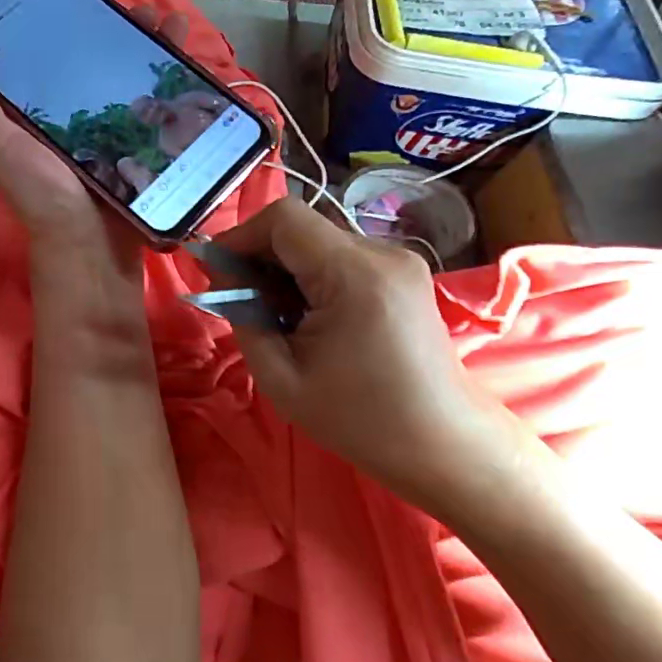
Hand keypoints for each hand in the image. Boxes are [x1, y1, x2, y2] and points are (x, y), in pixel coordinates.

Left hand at [0, 6, 190, 255]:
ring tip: (165, 19)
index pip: (43, 50)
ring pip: (130, 70)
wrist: (93, 246)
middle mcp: (74, 110)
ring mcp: (113, 124)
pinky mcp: (144, 140)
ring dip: (148, 41)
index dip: (51, 16)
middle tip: (127, 5)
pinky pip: (160, 98)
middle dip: (113, 26)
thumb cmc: (41, 194)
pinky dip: (175, 72)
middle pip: (94, 55)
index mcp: (36, 105)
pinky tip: (186, 49)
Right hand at [215, 198, 534, 505]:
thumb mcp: (281, 377)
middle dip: (263, 256)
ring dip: (289, 267)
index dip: (242, 235)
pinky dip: (316, 275)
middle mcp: (383, 253)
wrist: (443, 444)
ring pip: (322, 241)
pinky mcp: (406, 273)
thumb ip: (244, 315)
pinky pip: (345, 256)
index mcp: (354, 274)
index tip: (217, 271)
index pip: (284, 218)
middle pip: (303, 228)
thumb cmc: (361, 419)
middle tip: (241, 300)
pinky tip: (312, 316)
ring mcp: (400, 260)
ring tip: (279, 315)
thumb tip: (222, 275)